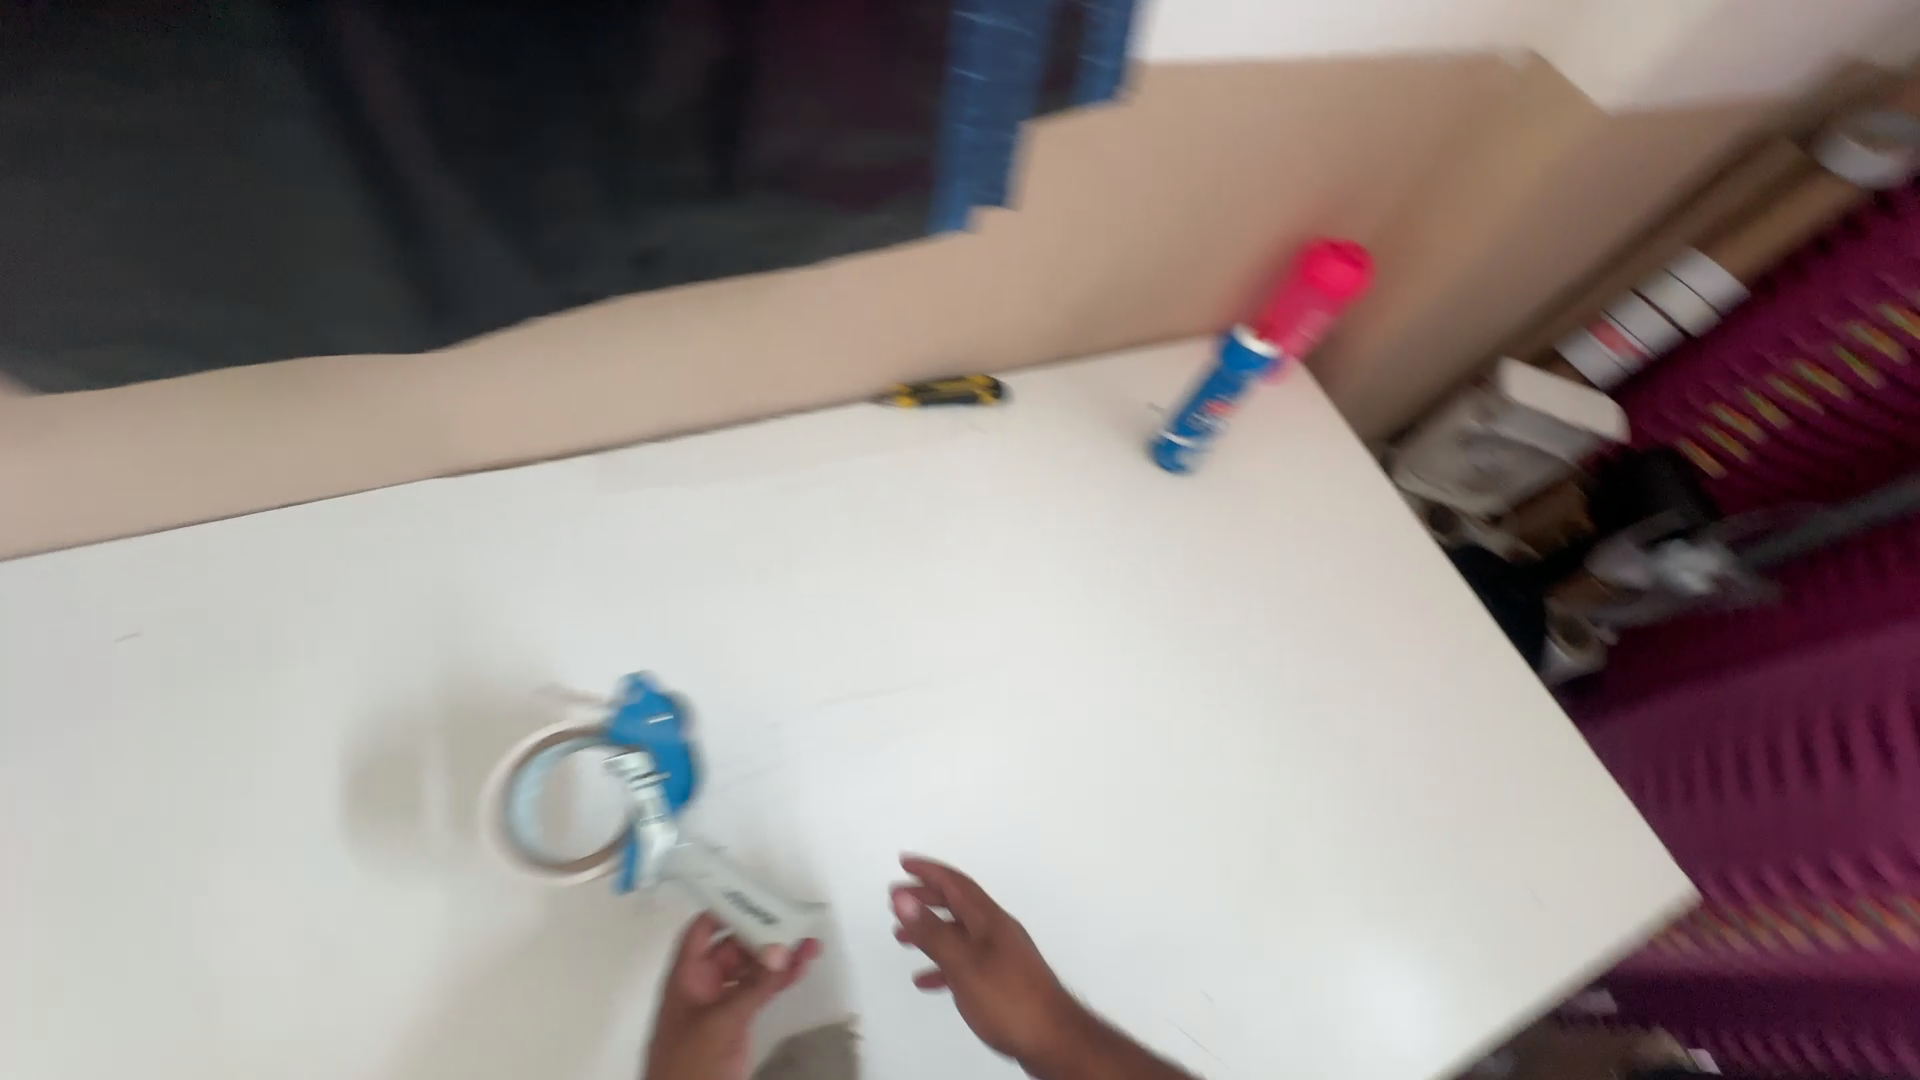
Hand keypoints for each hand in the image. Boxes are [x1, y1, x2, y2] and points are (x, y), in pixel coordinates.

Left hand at [644, 913, 820, 1079]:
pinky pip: (761, 991)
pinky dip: (781, 979)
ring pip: (753, 969)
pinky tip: (803, 968)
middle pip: (735, 945)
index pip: (703, 930)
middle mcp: (704, 984)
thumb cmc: (687, 1065)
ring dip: (780, 956)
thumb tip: (784, 950)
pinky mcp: (738, 1022)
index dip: (725, 910)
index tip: (756, 896)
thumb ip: (755, 985)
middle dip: (765, 934)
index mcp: (687, 977)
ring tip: (811, 944)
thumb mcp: (721, 1022)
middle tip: (795, 924)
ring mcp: (722, 1004)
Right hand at [890, 855, 1089, 1071]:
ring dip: (931, 930)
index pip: (954, 883)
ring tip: (904, 937)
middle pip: (956, 903)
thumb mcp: (963, 963)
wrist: (1053, 1039)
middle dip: (926, 897)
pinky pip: (966, 960)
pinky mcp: (1003, 978)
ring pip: (959, 932)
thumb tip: (904, 898)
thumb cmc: (1009, 998)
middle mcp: (995, 929)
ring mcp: (1001, 953)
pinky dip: (944, 963)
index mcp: (987, 918)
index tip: (905, 862)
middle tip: (898, 898)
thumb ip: (932, 931)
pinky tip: (929, 979)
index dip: (928, 870)